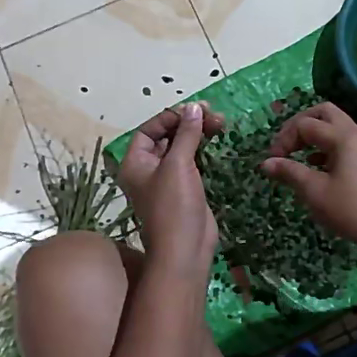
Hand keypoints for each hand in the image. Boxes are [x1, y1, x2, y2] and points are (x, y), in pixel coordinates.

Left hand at [117, 103, 219, 280]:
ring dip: (198, 134)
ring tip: (221, 123)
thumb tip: (195, 107)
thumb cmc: (173, 206)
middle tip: (214, 114)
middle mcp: (147, 170)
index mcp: (135, 164)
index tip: (193, 110)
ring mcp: (167, 181)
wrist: (185, 249)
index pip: (148, 130)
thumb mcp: (178, 165)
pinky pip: (193, 163)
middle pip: (166, 138)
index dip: (169, 117)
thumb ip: (186, 134)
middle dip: (187, 123)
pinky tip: (218, 141)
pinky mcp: (186, 190)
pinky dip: (204, 150)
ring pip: (181, 149)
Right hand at [260, 102, 356, 253]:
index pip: (305, 124)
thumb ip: (289, 172)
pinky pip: (340, 142)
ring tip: (295, 155)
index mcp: (342, 138)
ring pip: (333, 127)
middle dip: (299, 125)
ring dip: (311, 135)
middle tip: (285, 145)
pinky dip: (323, 147)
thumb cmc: (349, 209)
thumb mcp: (314, 191)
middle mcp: (354, 135)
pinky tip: (313, 166)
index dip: (284, 139)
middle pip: (323, 113)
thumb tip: (265, 163)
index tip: (272, 161)